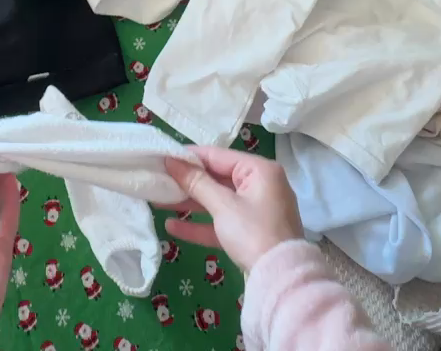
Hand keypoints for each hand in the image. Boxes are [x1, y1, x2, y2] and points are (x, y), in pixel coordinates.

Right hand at [163, 146, 304, 273]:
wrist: (281, 283)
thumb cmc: (253, 233)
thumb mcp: (223, 205)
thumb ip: (196, 182)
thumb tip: (171, 161)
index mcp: (259, 170)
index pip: (217, 156)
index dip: (188, 156)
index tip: (163, 157)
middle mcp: (260, 185)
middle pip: (216, 178)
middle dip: (187, 182)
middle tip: (159, 179)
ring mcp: (256, 210)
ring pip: (217, 200)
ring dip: (190, 203)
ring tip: (159, 201)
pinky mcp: (251, 232)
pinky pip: (222, 221)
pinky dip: (201, 223)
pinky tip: (173, 226)